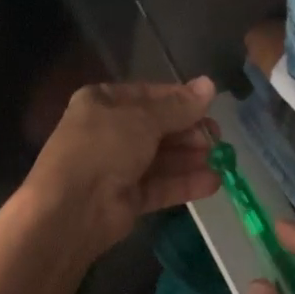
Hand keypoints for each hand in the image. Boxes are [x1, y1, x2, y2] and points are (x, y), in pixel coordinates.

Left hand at [20, 77, 222, 260]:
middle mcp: (109, 130)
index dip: (179, 99)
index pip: (147, 95)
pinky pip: (160, 185)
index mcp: (102, 101)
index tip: (209, 106)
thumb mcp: (142, 118)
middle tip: (218, 137)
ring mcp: (117, 166)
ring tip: (222, 159)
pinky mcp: (126, 199)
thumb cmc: (103, 146)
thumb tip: (209, 85)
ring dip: (190, 157)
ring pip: (160, 157)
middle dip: (188, 131)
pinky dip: (184, 183)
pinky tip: (213, 182)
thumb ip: (178, 107)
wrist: (72, 209)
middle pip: (156, 127)